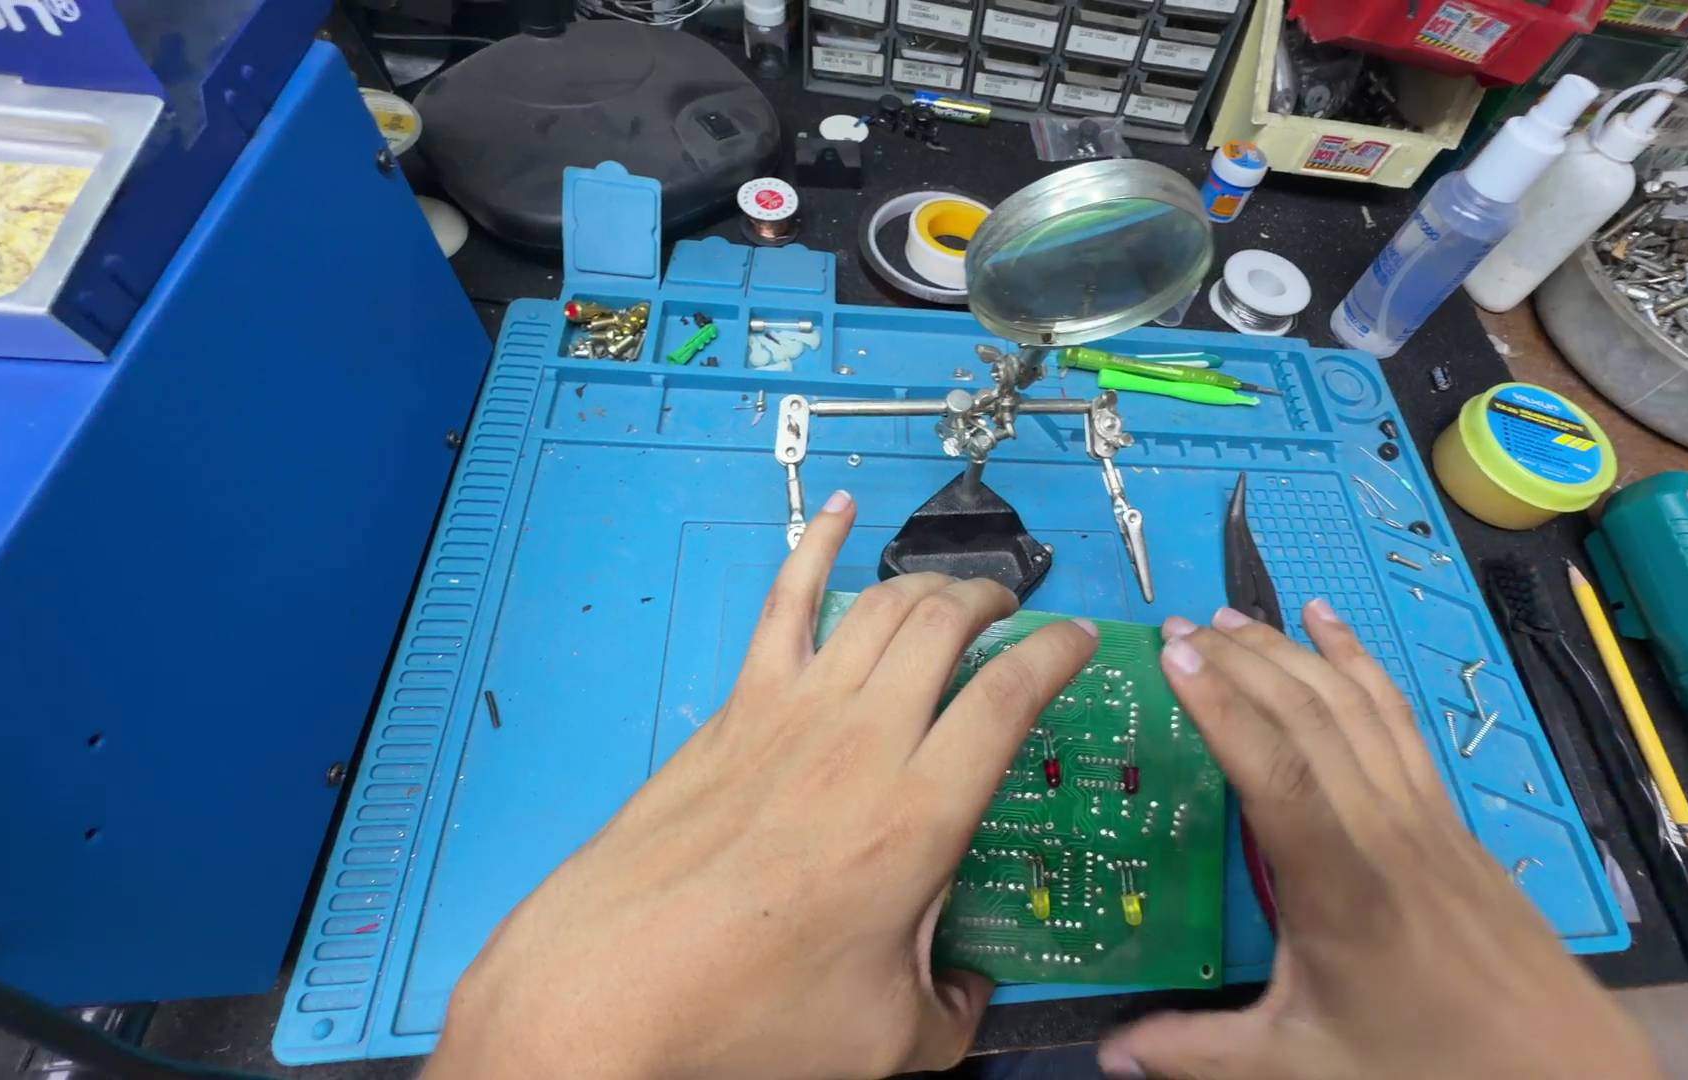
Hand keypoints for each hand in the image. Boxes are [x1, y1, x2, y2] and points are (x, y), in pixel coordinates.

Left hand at [424, 490, 1100, 1079]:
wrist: (611, 988)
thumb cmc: (753, 1012)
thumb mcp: (885, 1039)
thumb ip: (950, 1013)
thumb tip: (972, 998)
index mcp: (920, 810)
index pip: (1011, 696)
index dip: (1057, 653)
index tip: (1077, 639)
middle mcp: (868, 737)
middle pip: (948, 625)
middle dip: (993, 603)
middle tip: (1009, 613)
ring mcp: (801, 706)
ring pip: (884, 605)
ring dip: (931, 583)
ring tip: (954, 590)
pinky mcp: (745, 700)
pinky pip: (787, 600)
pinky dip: (818, 545)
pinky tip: (841, 510)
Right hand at [1098, 602, 1662, 1079]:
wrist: (1568, 1079)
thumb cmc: (1424, 1068)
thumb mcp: (1299, 1069)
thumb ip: (1196, 1052)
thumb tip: (1107, 1056)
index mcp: (1339, 889)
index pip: (1276, 775)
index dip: (1221, 708)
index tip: (1172, 658)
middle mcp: (1381, 829)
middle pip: (1305, 717)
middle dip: (1238, 661)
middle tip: (1178, 628)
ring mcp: (1420, 809)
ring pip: (1348, 702)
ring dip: (1286, 649)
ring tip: (1229, 617)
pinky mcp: (1443, 806)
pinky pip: (1395, 714)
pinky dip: (1357, 657)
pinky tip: (1326, 619)